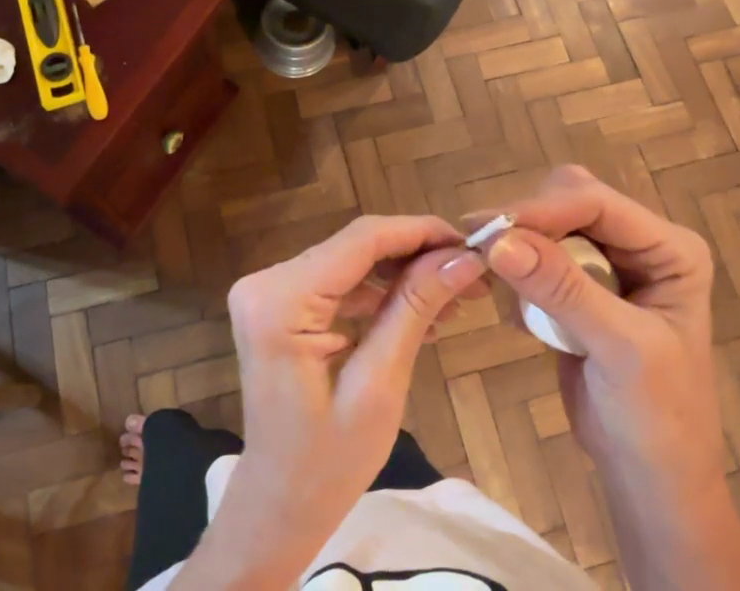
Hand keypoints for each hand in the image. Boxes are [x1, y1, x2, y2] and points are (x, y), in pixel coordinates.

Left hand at [176, 215, 486, 587]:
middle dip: (418, 256)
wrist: (277, 507)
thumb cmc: (327, 463)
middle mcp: (264, 283)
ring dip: (403, 276)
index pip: (361, 240)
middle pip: (355, 247)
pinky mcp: (277, 308)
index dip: (421, 232)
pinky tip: (422, 314)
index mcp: (279, 300)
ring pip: (350, 263)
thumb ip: (414, 309)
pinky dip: (378, 295)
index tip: (474, 243)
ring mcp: (267, 294)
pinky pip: (336, 286)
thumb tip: (465, 258)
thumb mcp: (379, 385)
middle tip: (475, 277)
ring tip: (459, 299)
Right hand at [475, 165, 721, 488]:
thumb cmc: (657, 417)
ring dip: (518, 247)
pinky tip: (520, 318)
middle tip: (478, 246)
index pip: (596, 204)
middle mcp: (641, 246)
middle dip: (527, 221)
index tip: (486, 230)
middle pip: (570, 203)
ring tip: (490, 278)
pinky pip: (538, 261)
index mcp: (670, 249)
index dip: (542, 211)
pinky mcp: (579, 292)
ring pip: (549, 228)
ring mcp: (609, 268)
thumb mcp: (618, 349)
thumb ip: (562, 290)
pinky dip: (519, 277)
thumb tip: (497, 241)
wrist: (653, 478)